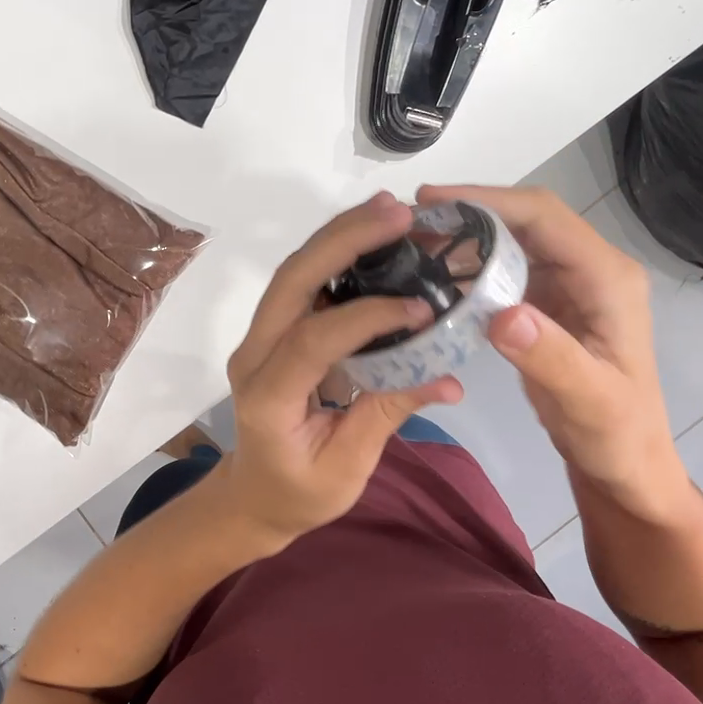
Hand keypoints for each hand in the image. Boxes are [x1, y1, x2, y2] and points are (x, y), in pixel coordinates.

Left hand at [216, 192, 463, 544]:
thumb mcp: (346, 468)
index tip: (421, 308)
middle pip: (290, 282)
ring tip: (391, 210)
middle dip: (343, 242)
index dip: (365, 318)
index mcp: (267, 396)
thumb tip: (449, 377)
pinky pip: (302, 282)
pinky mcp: (274, 330)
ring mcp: (259, 337)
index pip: (311, 342)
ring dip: (340, 236)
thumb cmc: (298, 492)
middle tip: (398, 213)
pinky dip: (336, 253)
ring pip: (293, 272)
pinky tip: (374, 236)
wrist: (255, 493)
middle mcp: (253, 355)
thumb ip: (386, 414)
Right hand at [417, 185, 680, 505]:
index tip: (430, 202)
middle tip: (409, 221)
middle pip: (525, 217)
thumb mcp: (588, 401)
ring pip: (512, 238)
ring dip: (464, 234)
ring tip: (412, 241)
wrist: (625, 465)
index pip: (544, 217)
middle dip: (468, 210)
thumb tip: (501, 313)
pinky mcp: (547, 300)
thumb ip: (551, 355)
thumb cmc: (615, 434)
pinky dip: (468, 262)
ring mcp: (568, 283)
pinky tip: (433, 273)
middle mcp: (590, 268)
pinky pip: (503, 266)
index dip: (487, 200)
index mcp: (606, 278)